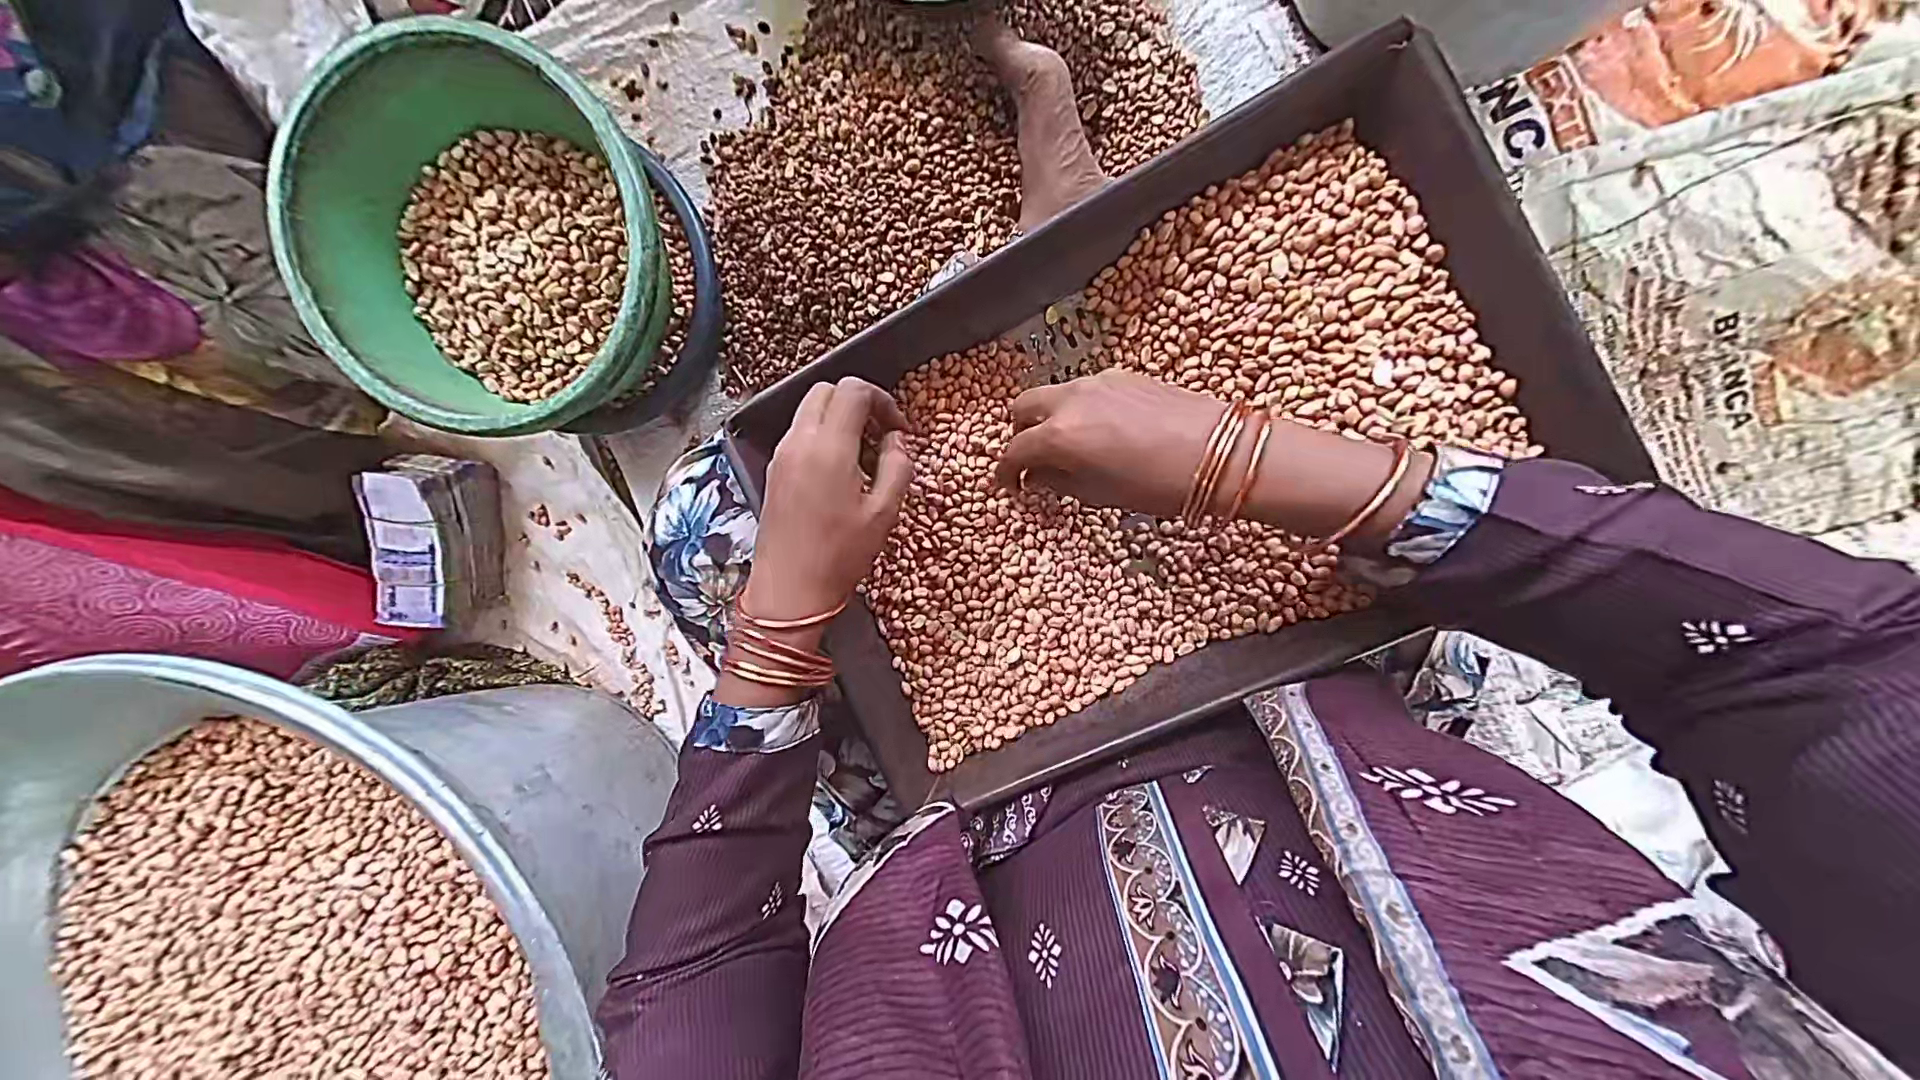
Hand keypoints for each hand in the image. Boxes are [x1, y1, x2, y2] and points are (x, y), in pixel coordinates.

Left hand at [747, 376, 913, 624]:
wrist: (788, 589)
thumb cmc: (840, 555)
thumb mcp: (883, 513)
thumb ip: (898, 466)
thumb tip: (897, 440)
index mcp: (828, 447)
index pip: (853, 390)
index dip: (883, 400)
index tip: (899, 429)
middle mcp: (799, 441)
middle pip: (827, 390)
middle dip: (859, 402)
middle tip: (881, 434)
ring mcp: (782, 454)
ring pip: (810, 409)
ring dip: (840, 417)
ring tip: (864, 454)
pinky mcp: (774, 470)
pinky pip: (800, 433)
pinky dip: (823, 434)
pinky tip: (841, 470)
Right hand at [996, 369, 1223, 517]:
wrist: (1222, 453)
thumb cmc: (1157, 484)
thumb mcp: (1098, 493)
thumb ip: (1058, 481)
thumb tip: (1036, 476)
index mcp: (1059, 434)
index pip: (1015, 449)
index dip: (1006, 471)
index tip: (1010, 484)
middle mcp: (1070, 399)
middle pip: (1023, 407)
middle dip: (1020, 433)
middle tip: (1033, 459)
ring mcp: (1098, 381)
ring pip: (1054, 394)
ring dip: (1049, 418)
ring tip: (1070, 446)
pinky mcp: (1124, 374)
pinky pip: (1084, 390)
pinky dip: (1078, 408)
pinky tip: (1102, 431)